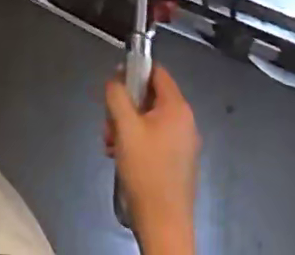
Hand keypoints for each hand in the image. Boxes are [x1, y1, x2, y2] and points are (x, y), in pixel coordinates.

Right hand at [105, 64, 199, 253]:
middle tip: (109, 121)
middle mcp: (184, 122)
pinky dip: (134, 139)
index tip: (114, 83)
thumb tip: (115, 79)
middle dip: (124, 104)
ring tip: (111, 142)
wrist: (163, 223)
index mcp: (177, 109)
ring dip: (124, 124)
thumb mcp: (124, 125)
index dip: (134, 70)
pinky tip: (120, 155)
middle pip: (149, 96)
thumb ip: (117, 94)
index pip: (157, 72)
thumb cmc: (145, 169)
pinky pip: (152, 136)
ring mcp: (182, 143)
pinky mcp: (176, 160)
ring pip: (147, 117)